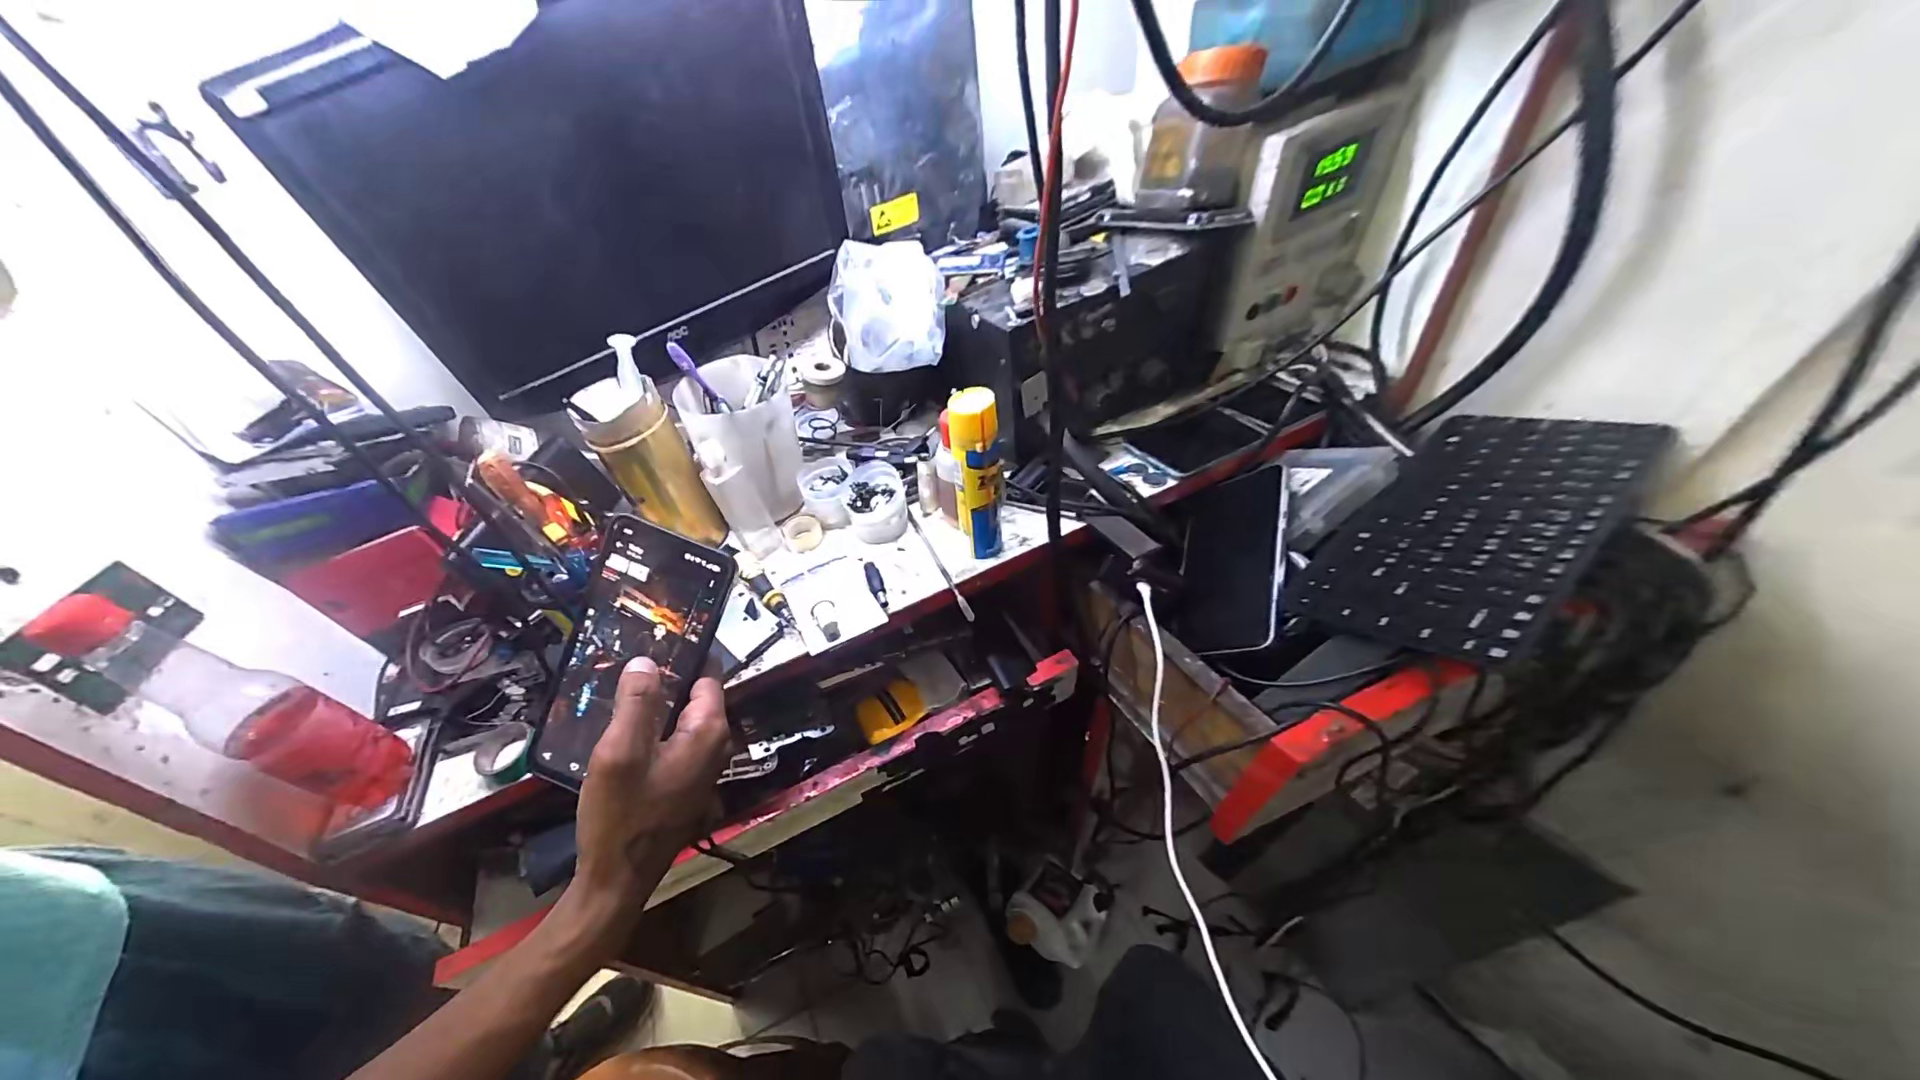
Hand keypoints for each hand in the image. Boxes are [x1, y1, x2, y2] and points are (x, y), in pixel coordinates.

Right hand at [559, 657, 730, 952]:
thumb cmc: (621, 814)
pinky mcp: (690, 785)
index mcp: (710, 732)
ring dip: (662, 707)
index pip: (708, 678)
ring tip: (627, 690)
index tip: (662, 639)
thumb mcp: (621, 751)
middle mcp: (718, 747)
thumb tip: (648, 661)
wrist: (618, 879)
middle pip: (698, 698)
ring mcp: (706, 768)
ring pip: (687, 721)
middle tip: (635, 664)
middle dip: (671, 680)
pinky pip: (679, 743)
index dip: (686, 658)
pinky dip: (660, 731)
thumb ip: (637, 702)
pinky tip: (630, 730)